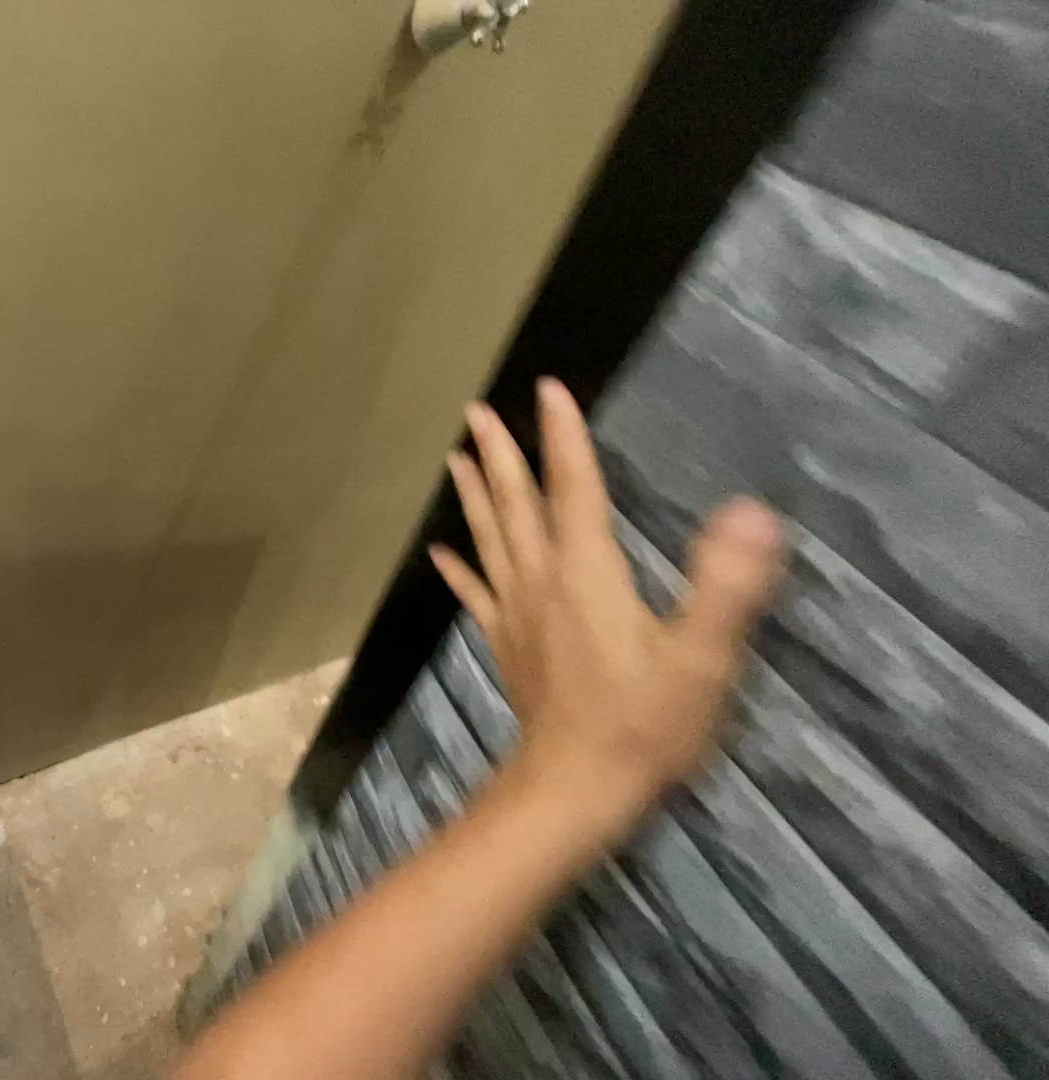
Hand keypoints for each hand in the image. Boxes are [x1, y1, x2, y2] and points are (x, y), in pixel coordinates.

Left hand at [430, 379, 784, 823]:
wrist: (576, 780)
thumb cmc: (643, 721)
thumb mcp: (703, 657)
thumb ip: (726, 584)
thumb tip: (751, 510)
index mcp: (584, 572)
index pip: (572, 488)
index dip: (562, 436)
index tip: (547, 389)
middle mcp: (538, 580)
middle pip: (514, 503)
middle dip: (497, 454)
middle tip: (473, 412)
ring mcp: (513, 610)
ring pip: (487, 537)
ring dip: (473, 495)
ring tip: (454, 458)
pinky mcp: (503, 640)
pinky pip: (473, 593)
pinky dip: (456, 568)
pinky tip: (438, 551)